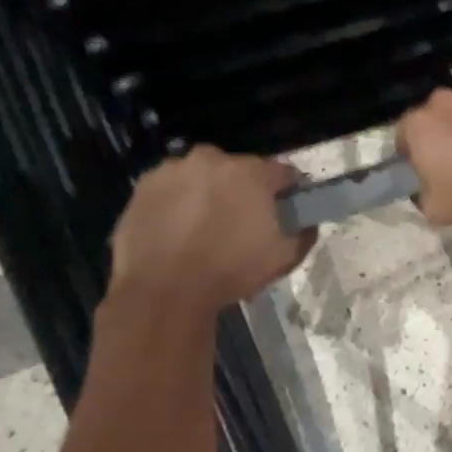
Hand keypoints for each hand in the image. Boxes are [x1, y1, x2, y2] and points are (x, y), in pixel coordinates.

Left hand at [108, 145, 314, 313]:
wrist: (164, 290)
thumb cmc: (231, 270)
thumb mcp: (284, 258)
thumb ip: (304, 233)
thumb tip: (306, 222)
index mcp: (251, 172)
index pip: (283, 173)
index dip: (288, 191)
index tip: (287, 210)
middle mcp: (212, 160)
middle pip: (239, 170)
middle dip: (245, 190)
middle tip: (244, 222)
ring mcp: (173, 170)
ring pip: (203, 177)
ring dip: (210, 193)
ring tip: (207, 228)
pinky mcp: (144, 186)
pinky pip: (172, 188)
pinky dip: (179, 202)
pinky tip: (180, 231)